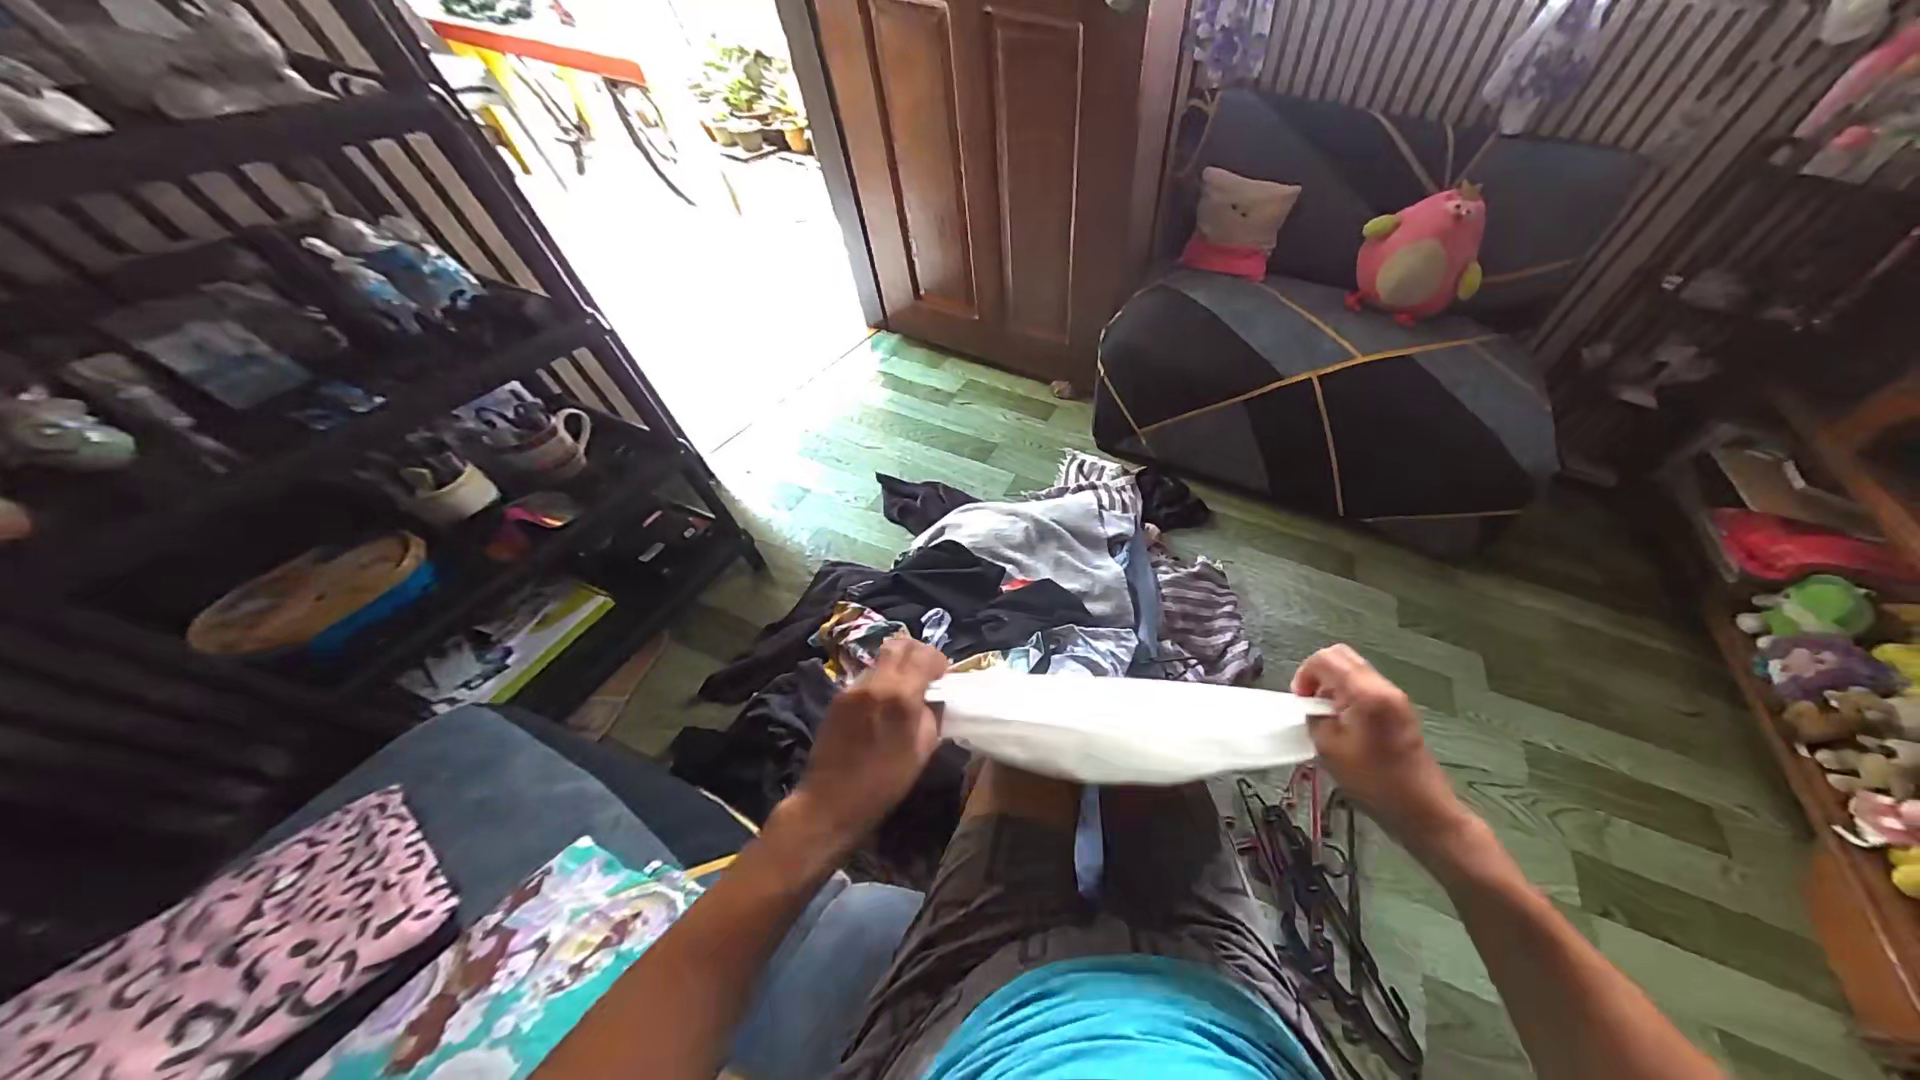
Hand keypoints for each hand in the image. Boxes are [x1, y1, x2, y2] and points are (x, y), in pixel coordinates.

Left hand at [785, 636, 948, 848]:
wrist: (831, 800)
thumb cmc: (885, 782)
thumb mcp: (923, 750)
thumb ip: (931, 714)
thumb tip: (932, 697)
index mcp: (900, 696)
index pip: (924, 654)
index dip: (938, 660)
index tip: (943, 676)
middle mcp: (875, 682)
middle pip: (899, 644)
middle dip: (917, 653)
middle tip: (925, 675)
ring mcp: (852, 687)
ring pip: (880, 660)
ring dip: (896, 667)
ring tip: (903, 692)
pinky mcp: (838, 697)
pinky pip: (865, 678)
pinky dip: (879, 682)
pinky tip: (881, 707)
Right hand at [1292, 645, 1474, 856]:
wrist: (1423, 809)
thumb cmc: (1373, 780)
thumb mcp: (1329, 748)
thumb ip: (1314, 717)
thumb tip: (1312, 706)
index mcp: (1366, 693)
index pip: (1325, 659)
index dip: (1304, 674)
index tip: (1301, 701)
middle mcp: (1383, 688)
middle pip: (1341, 656)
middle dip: (1317, 674)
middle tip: (1310, 702)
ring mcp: (1394, 698)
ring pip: (1353, 670)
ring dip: (1332, 685)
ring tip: (1325, 716)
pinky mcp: (1398, 710)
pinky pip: (1365, 686)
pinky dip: (1346, 694)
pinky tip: (1343, 723)